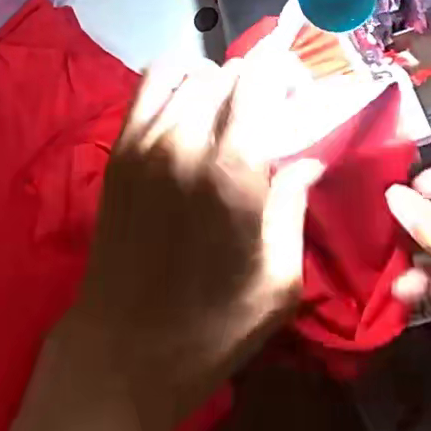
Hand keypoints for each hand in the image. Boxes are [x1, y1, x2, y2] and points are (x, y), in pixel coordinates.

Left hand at [4, 57, 322, 430]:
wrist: (121, 357)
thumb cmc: (212, 325)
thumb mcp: (279, 279)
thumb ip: (295, 206)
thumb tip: (309, 160)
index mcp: (233, 171)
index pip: (261, 79)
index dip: (286, 73)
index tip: (299, 93)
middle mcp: (188, 142)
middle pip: (232, 73)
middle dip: (260, 83)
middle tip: (272, 113)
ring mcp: (147, 141)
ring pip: (195, 73)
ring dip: (222, 83)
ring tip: (232, 113)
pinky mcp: (120, 148)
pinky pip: (152, 80)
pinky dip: (178, 78)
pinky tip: (191, 105)